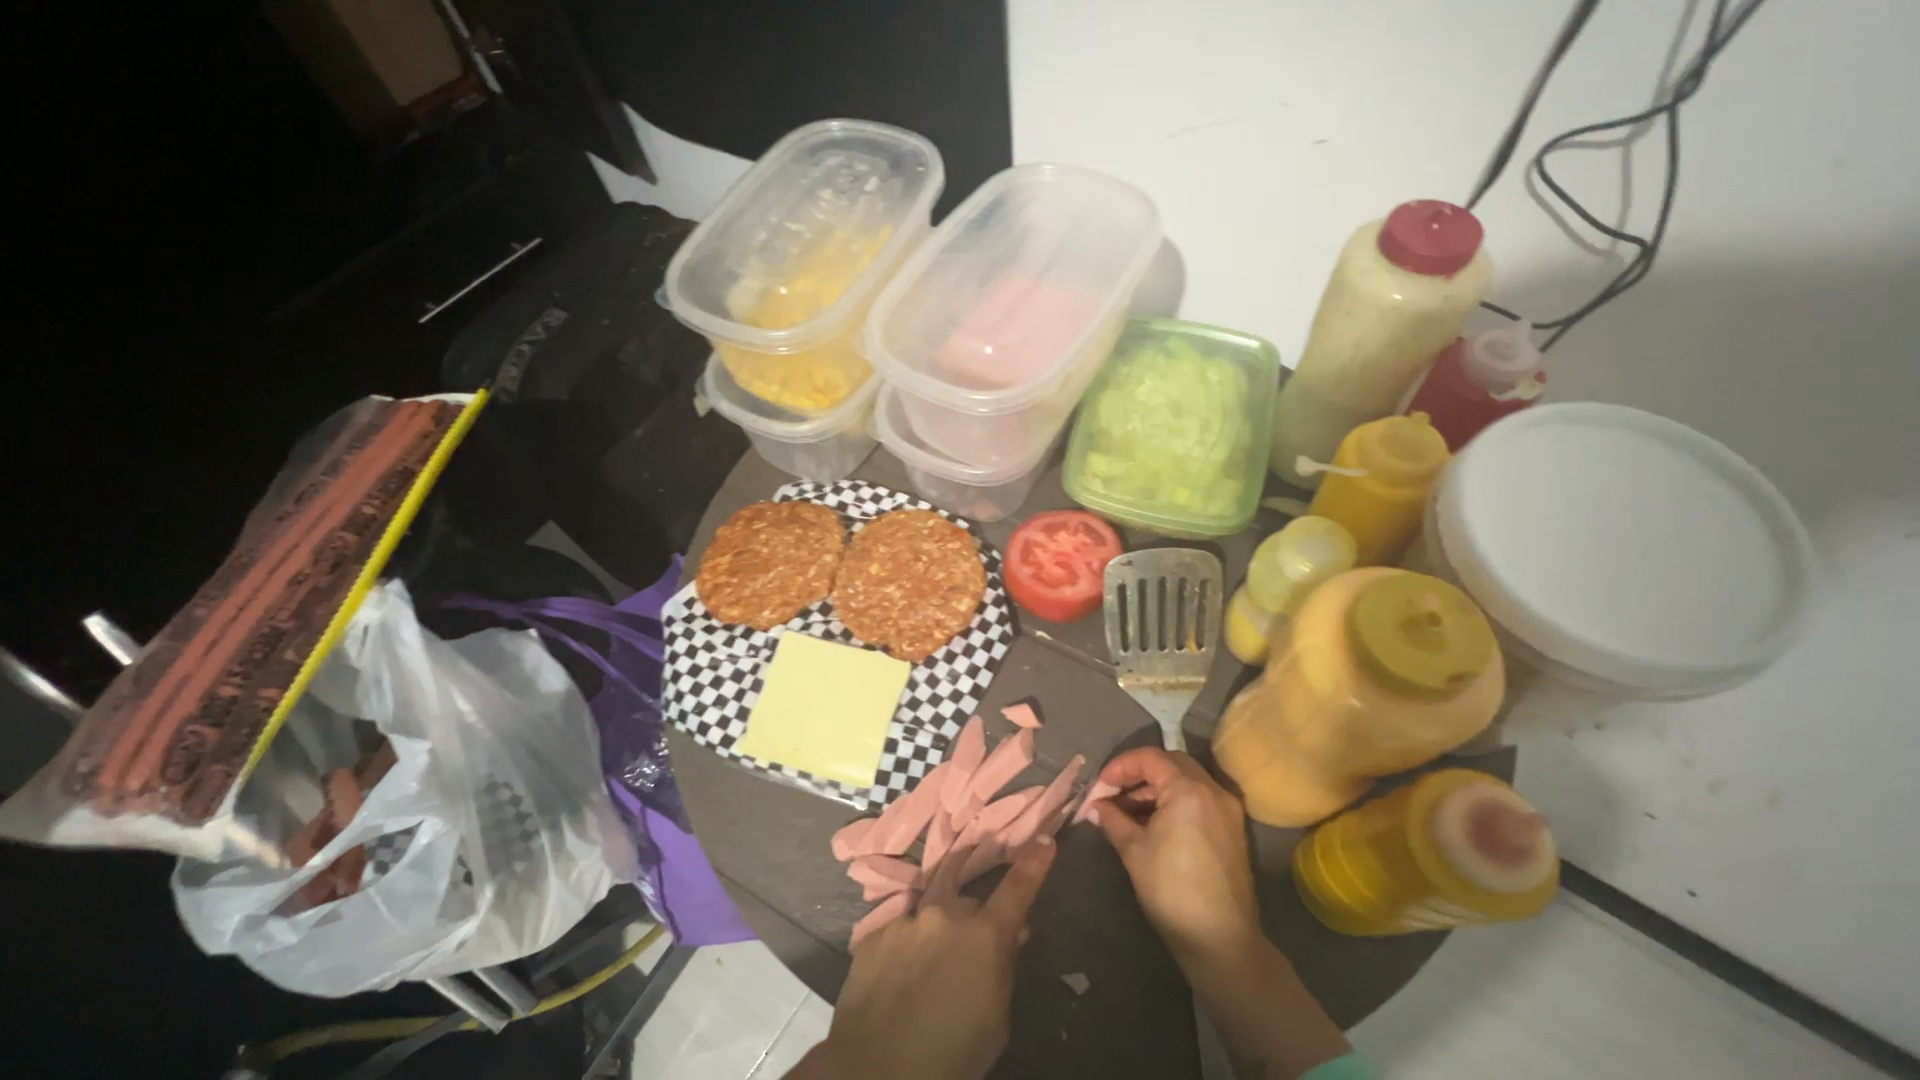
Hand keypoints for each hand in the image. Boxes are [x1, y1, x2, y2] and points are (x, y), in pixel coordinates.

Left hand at [793, 837, 1056, 1079]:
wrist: (876, 1067)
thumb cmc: (952, 1053)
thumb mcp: (997, 1020)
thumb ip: (1004, 970)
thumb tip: (1012, 938)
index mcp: (985, 935)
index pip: (1017, 889)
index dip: (1033, 863)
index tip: (1044, 840)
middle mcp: (946, 914)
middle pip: (969, 904)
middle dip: (974, 922)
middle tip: (969, 957)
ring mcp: (906, 920)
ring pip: (931, 911)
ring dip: (937, 928)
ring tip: (930, 964)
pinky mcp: (873, 934)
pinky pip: (899, 931)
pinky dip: (905, 948)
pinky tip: (898, 978)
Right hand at [1090, 747, 1260, 971]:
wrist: (1218, 938)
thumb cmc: (1170, 889)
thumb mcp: (1133, 850)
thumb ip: (1113, 820)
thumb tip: (1097, 807)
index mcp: (1188, 789)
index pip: (1151, 758)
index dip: (1121, 766)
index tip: (1100, 785)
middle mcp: (1213, 790)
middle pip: (1172, 763)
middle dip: (1140, 772)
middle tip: (1114, 793)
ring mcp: (1228, 810)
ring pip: (1188, 780)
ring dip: (1158, 787)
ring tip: (1129, 810)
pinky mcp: (1232, 829)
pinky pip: (1201, 799)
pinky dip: (1176, 801)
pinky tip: (1155, 823)